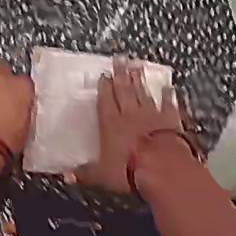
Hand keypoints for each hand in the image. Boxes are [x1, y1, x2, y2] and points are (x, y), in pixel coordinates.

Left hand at [0, 64, 34, 158]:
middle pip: (3, 70)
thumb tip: (18, 105)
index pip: (24, 81)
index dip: (18, 90)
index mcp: (23, 87)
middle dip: (0, 79)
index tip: (15, 99)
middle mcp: (3, 76)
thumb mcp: (25, 125)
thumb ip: (23, 108)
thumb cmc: (7, 140)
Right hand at [81, 59, 193, 193]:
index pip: (106, 102)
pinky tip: (169, 87)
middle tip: (120, 60)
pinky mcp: (170, 119)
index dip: (104, 88)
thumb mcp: (102, 175)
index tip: (104, 75)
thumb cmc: (128, 170)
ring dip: (140, 79)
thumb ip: (85, 173)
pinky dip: (168, 95)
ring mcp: (151, 114)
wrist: (162, 167)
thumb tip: (65, 176)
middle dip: (121, 75)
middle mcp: (130, 114)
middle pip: (124, 90)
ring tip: (137, 66)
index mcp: (111, 124)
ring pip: (143, 93)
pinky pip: (168, 104)